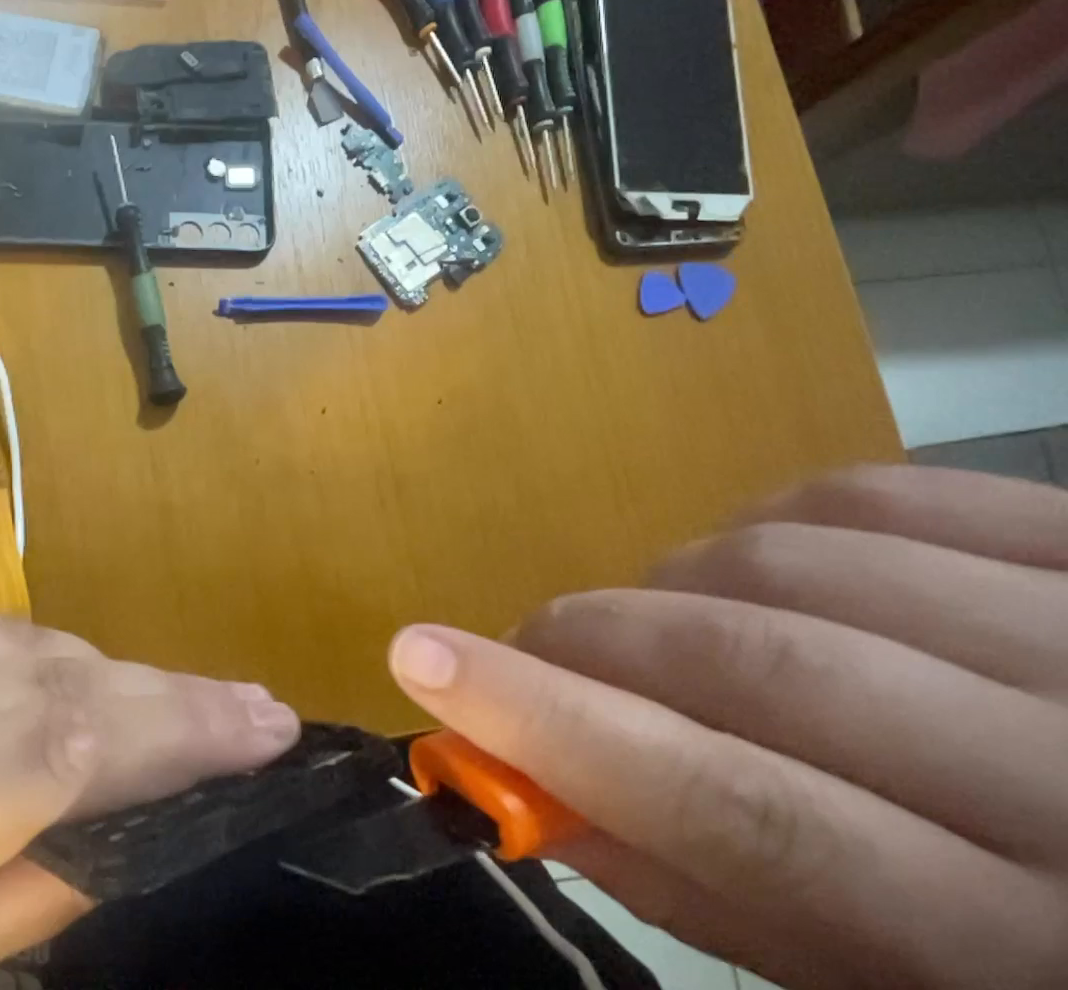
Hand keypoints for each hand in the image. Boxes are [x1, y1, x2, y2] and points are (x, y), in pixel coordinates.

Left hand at [0, 608, 300, 988]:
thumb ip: (38, 888)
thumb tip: (152, 813)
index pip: (54, 756)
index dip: (167, 735)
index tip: (261, 730)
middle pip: (51, 683)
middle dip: (167, 697)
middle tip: (255, 707)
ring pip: (26, 642)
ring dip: (112, 674)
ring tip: (180, 708)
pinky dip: (45, 656)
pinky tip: (79, 687)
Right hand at [387, 466, 1067, 988]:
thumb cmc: (1021, 962)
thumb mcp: (872, 985)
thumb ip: (701, 895)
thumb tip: (523, 787)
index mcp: (1014, 945)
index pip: (733, 807)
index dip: (554, 725)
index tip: (421, 659)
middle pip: (752, 660)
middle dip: (589, 639)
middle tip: (531, 651)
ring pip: (796, 559)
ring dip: (669, 583)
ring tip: (658, 624)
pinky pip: (884, 489)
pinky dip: (771, 513)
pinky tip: (753, 561)